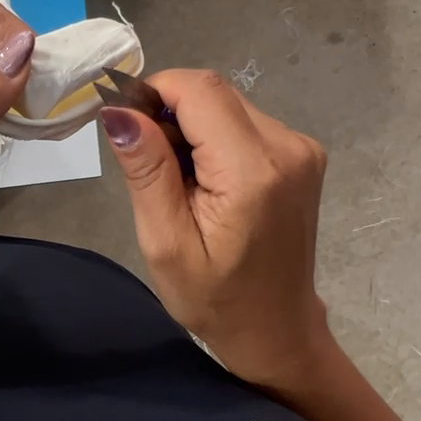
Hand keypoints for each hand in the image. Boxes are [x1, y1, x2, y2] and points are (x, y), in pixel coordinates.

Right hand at [100, 70, 330, 388]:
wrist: (275, 330)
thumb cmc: (214, 298)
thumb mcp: (166, 242)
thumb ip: (147, 170)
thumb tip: (119, 110)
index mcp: (253, 170)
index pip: (197, 90)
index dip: (152, 93)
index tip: (126, 129)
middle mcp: (287, 146)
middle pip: (212, 92)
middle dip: (169, 113)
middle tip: (148, 166)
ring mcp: (301, 147)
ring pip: (226, 104)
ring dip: (190, 127)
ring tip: (179, 183)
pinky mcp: (301, 153)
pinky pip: (242, 121)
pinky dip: (213, 138)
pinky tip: (206, 181)